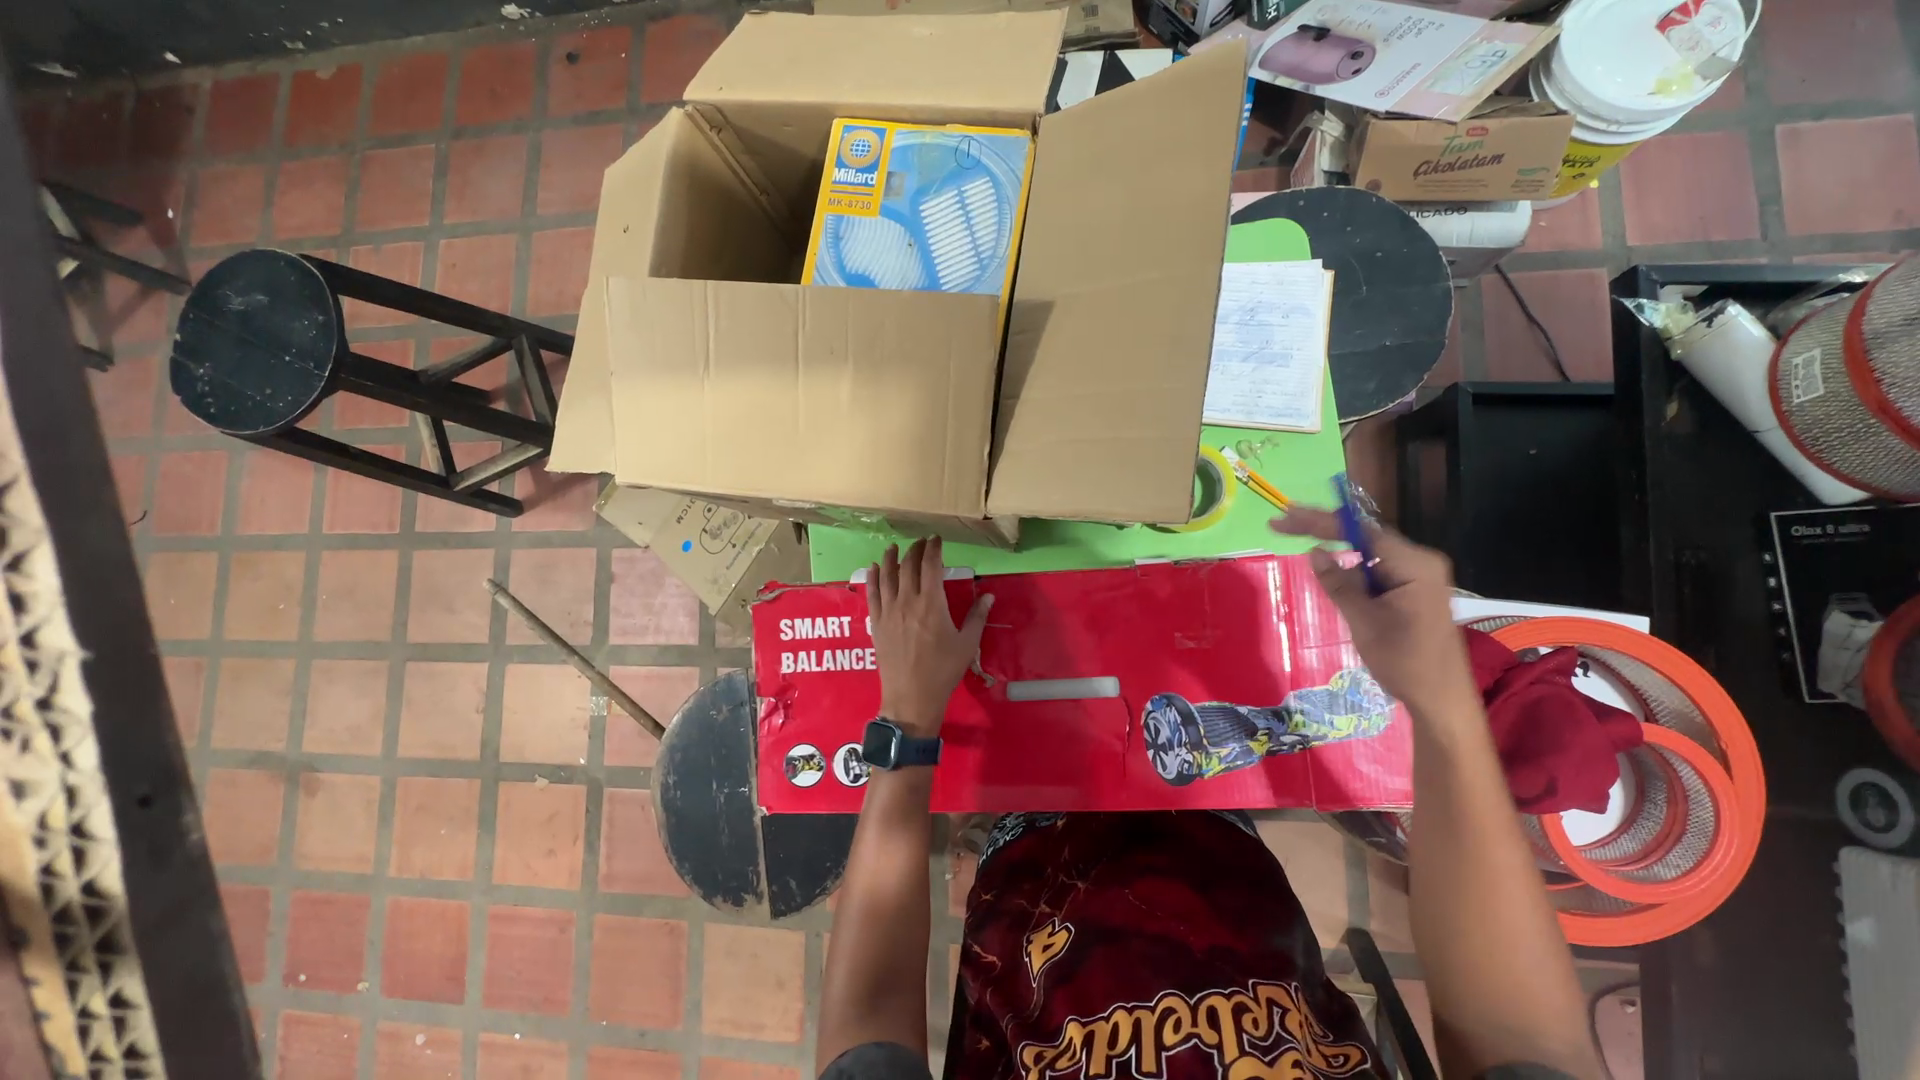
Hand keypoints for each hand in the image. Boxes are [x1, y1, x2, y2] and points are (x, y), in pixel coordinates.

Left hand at [866, 537, 992, 735]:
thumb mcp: (967, 644)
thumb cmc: (944, 671)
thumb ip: (977, 616)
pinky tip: (874, 568)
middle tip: (921, 543)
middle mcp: (908, 601)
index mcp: (932, 604)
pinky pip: (872, 594)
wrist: (912, 696)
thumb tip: (988, 595)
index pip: (931, 566)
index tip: (936, 540)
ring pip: (887, 576)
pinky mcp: (877, 623)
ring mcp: (889, 611)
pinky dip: (873, 577)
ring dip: (891, 558)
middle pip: (908, 566)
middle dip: (915, 550)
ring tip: (894, 547)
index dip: (933, 549)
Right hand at [1271, 507, 1477, 719]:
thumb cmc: (1405, 661)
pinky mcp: (1412, 591)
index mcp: (1414, 564)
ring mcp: (1418, 576)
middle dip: (1324, 530)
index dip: (1320, 521)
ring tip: (1300, 547)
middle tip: (1283, 524)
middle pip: (1364, 536)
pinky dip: (1352, 572)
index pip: (1360, 530)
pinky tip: (1330, 574)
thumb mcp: (1363, 621)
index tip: (1286, 517)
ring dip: (1337, 554)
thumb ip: (1339, 583)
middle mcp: (1420, 561)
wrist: (1441, 700)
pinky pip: (1376, 572)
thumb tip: (1314, 552)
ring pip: (1368, 555)